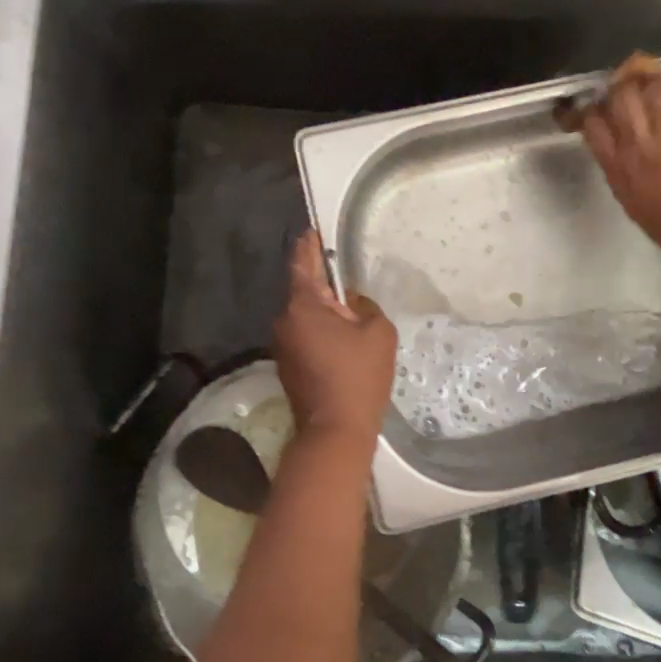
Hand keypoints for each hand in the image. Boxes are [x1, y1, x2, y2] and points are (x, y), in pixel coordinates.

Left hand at [273, 230, 398, 442]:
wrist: (334, 432)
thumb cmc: (358, 378)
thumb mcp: (378, 332)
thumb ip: (366, 306)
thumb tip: (351, 303)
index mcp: (303, 306)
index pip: (303, 263)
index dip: (309, 245)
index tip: (312, 229)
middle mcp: (285, 320)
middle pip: (304, 291)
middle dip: (323, 281)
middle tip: (345, 271)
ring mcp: (282, 345)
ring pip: (305, 316)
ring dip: (323, 310)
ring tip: (349, 308)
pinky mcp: (287, 365)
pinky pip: (305, 335)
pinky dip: (320, 330)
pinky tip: (341, 338)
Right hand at [576, 52, 660, 268]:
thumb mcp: (625, 193)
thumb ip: (613, 159)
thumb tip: (609, 134)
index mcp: (617, 162)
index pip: (591, 119)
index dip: (588, 108)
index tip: (594, 108)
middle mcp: (640, 139)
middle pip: (619, 92)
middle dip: (617, 86)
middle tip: (624, 91)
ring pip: (651, 81)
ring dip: (647, 79)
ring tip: (650, 86)